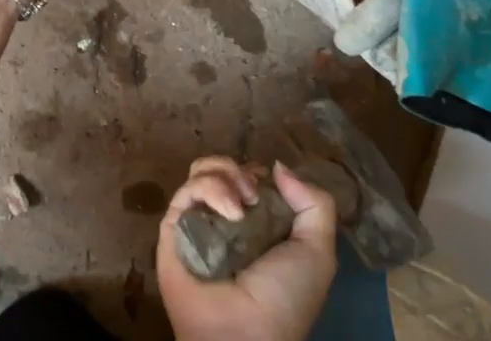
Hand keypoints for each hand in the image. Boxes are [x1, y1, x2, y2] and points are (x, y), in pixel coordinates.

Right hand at [157, 158, 338, 340]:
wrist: (246, 332)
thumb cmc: (286, 297)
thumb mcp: (318, 252)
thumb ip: (314, 204)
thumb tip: (278, 166)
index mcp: (256, 226)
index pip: (249, 180)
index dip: (258, 172)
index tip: (269, 183)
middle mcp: (225, 221)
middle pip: (221, 170)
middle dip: (238, 169)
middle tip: (251, 190)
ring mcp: (197, 222)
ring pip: (199, 173)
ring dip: (222, 173)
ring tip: (241, 199)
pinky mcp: (172, 226)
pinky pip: (185, 192)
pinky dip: (209, 189)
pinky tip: (230, 210)